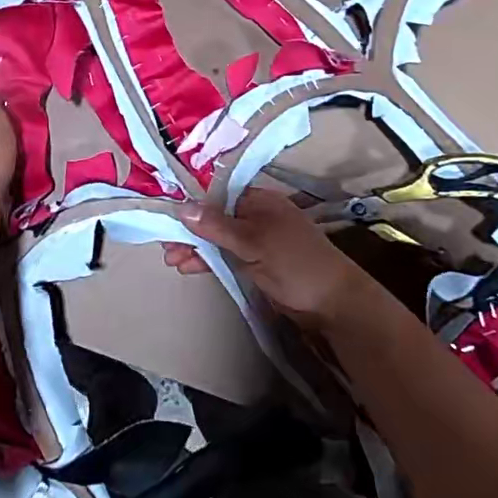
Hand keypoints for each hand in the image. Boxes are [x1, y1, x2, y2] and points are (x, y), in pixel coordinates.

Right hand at [161, 187, 383, 330]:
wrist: (333, 303)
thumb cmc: (295, 264)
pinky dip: (208, 260)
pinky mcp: (256, 262)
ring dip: (194, 247)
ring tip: (171, 260)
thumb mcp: (253, 242)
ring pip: (217, 238)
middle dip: (188, 230)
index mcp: (258, 201)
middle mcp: (255, 215)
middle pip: (213, 217)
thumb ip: (216, 226)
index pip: (216, 194)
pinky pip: (225, 255)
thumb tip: (182, 207)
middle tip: (164, 246)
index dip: (190, 203)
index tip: (165, 215)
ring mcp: (256, 239)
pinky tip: (188, 267)